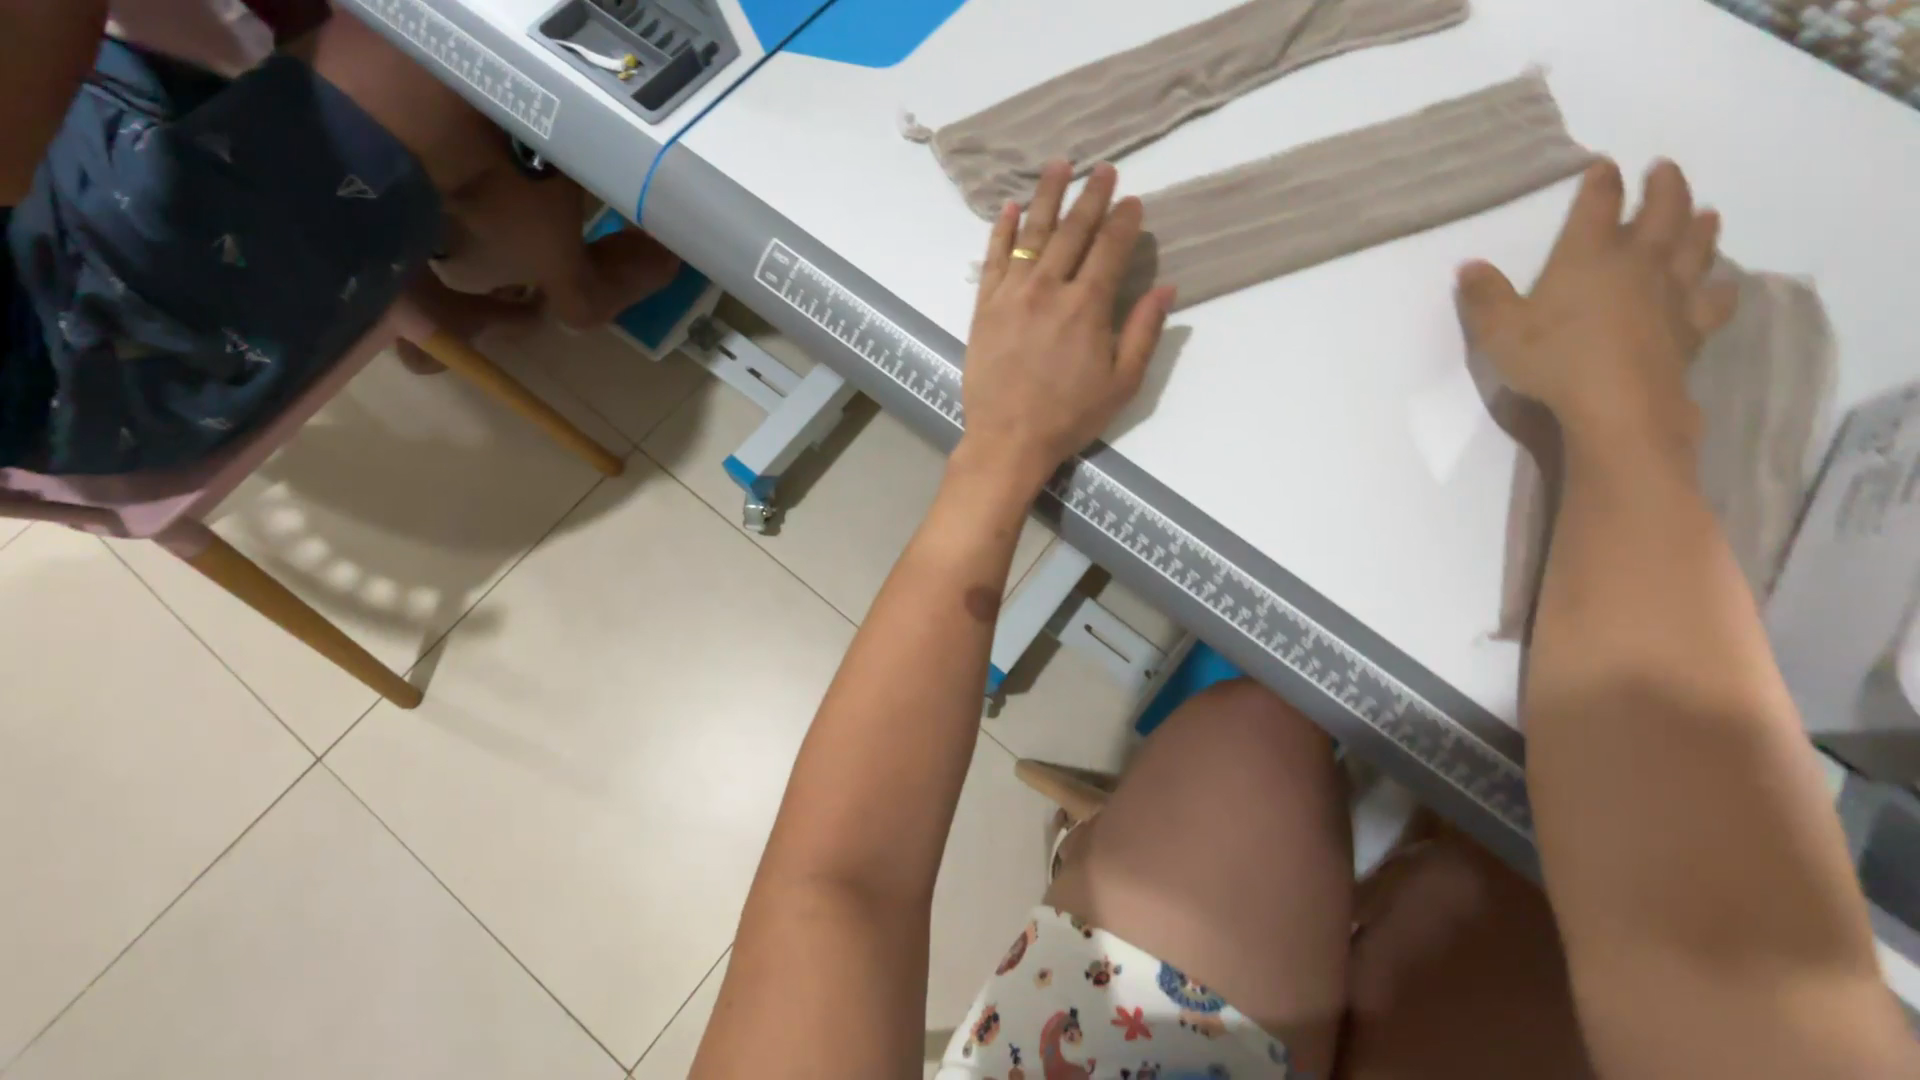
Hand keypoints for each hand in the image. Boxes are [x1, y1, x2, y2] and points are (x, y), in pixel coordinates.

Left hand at [952, 160, 1176, 493]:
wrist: (1007, 438)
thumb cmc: (1069, 416)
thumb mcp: (1121, 383)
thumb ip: (1143, 332)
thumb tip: (1166, 288)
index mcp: (1087, 306)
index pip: (1110, 249)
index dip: (1124, 221)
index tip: (1133, 201)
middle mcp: (1049, 288)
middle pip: (1072, 231)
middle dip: (1091, 198)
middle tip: (1103, 171)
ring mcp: (1012, 294)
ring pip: (1032, 234)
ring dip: (1047, 197)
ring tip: (1059, 166)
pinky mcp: (984, 306)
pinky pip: (994, 258)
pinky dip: (1002, 231)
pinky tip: (1010, 208)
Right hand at [1456, 159, 1738, 449]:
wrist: (1617, 401)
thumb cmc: (1553, 359)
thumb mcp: (1499, 331)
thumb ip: (1484, 297)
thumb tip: (1469, 266)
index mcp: (1587, 256)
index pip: (1597, 206)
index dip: (1601, 183)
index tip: (1605, 165)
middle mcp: (1637, 263)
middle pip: (1661, 213)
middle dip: (1663, 187)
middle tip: (1665, 169)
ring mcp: (1671, 293)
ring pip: (1696, 248)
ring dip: (1700, 225)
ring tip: (1706, 211)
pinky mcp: (1691, 327)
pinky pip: (1714, 300)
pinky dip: (1720, 288)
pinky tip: (1723, 285)